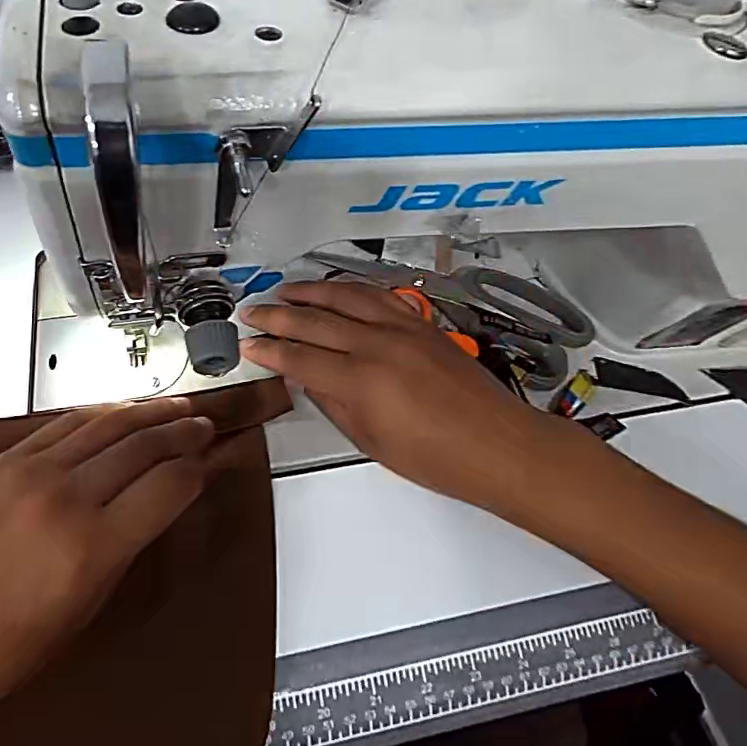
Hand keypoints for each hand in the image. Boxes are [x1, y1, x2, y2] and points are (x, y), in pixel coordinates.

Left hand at [0, 398, 215, 745]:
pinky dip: (102, 412)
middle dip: (182, 433)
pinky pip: (66, 422)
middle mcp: (62, 499)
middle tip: (204, 428)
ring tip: (177, 408)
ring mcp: (31, 473)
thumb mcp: (81, 612)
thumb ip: (126, 548)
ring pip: (109, 423)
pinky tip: (122, 409)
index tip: (208, 466)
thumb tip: (158, 507)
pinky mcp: (6, 461)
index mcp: (89, 548)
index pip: (167, 486)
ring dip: (150, 412)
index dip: (196, 471)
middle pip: (143, 445)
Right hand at [240, 280, 577, 506]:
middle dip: (276, 315)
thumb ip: (333, 403)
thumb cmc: (438, 458)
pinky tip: (336, 288)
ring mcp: (401, 328)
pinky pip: (378, 294)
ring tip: (286, 290)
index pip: (298, 358)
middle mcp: (377, 346)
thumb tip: (307, 379)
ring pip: (344, 296)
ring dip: (310, 291)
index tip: (249, 345)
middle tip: (252, 310)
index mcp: (360, 383)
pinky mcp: (420, 322)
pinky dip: (350, 287)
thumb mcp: (371, 441)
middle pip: (313, 321)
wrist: (497, 445)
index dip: (268, 350)